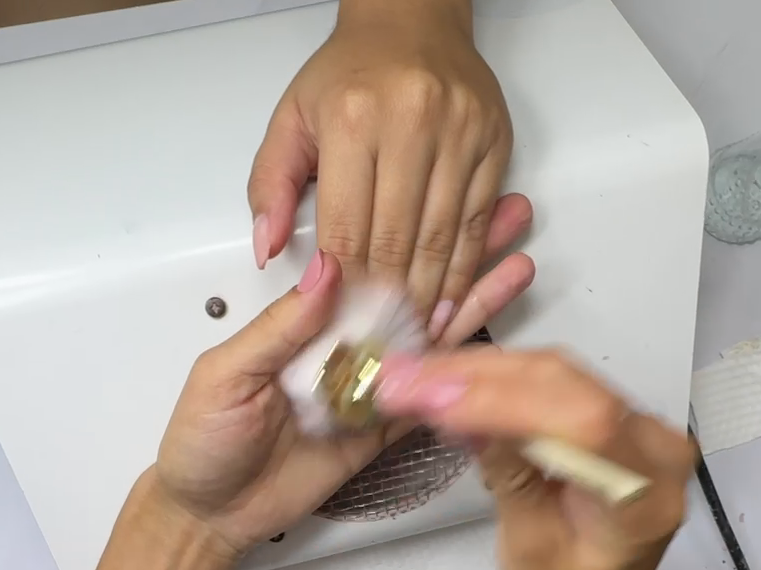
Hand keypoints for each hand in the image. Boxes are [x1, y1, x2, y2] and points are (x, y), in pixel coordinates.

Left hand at [152, 244, 535, 559]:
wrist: (212, 512)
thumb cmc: (202, 441)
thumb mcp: (226, 376)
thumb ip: (278, 330)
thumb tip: (324, 273)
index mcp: (302, 326)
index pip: (364, 271)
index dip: (407, 237)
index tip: (446, 201)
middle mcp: (340, 349)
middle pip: (407, 296)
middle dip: (458, 256)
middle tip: (508, 218)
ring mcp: (363, 388)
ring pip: (426, 342)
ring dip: (471, 304)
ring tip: (515, 266)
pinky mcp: (377, 430)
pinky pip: (422, 401)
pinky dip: (456, 376)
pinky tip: (490, 346)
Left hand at [249, 0, 512, 337]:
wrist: (412, 19)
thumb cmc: (350, 76)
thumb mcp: (292, 121)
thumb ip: (270, 187)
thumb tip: (268, 250)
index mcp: (352, 119)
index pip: (346, 227)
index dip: (344, 287)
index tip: (340, 327)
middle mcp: (410, 122)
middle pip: (395, 240)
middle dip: (385, 303)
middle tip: (378, 345)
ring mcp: (459, 133)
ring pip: (440, 239)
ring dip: (425, 298)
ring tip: (413, 336)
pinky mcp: (492, 144)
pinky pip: (474, 224)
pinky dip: (462, 273)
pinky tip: (448, 305)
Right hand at [373, 349, 699, 569]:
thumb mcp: (533, 550)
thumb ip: (512, 479)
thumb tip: (464, 415)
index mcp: (646, 494)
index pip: (583, 424)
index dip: (505, 403)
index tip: (433, 401)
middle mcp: (654, 441)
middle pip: (564, 384)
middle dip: (476, 379)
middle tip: (401, 380)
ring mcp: (635, 420)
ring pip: (552, 372)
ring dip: (476, 372)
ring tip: (410, 377)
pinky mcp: (609, 412)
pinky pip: (550, 381)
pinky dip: (494, 379)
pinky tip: (445, 381)